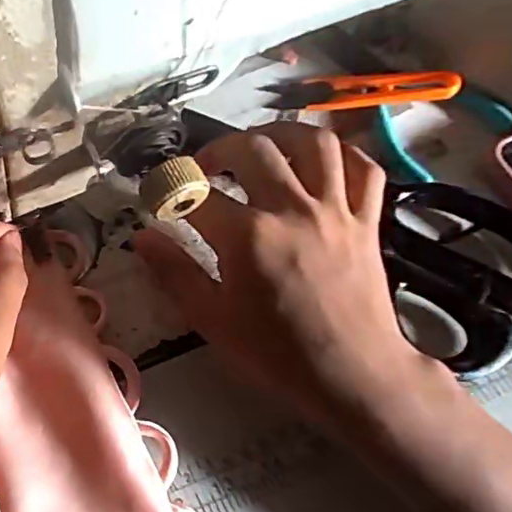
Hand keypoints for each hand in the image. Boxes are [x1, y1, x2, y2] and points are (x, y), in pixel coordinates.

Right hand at [133, 123, 457, 427]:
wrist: (353, 376)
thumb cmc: (277, 354)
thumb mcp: (213, 321)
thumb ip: (175, 273)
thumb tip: (143, 237)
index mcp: (249, 237)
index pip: (198, 194)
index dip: (171, 188)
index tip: (160, 192)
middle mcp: (292, 210)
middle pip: (253, 149)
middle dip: (220, 149)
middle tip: (206, 167)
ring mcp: (336, 211)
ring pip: (314, 143)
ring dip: (281, 134)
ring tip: (262, 147)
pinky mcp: (368, 220)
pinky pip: (363, 168)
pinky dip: (343, 155)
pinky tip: (321, 163)